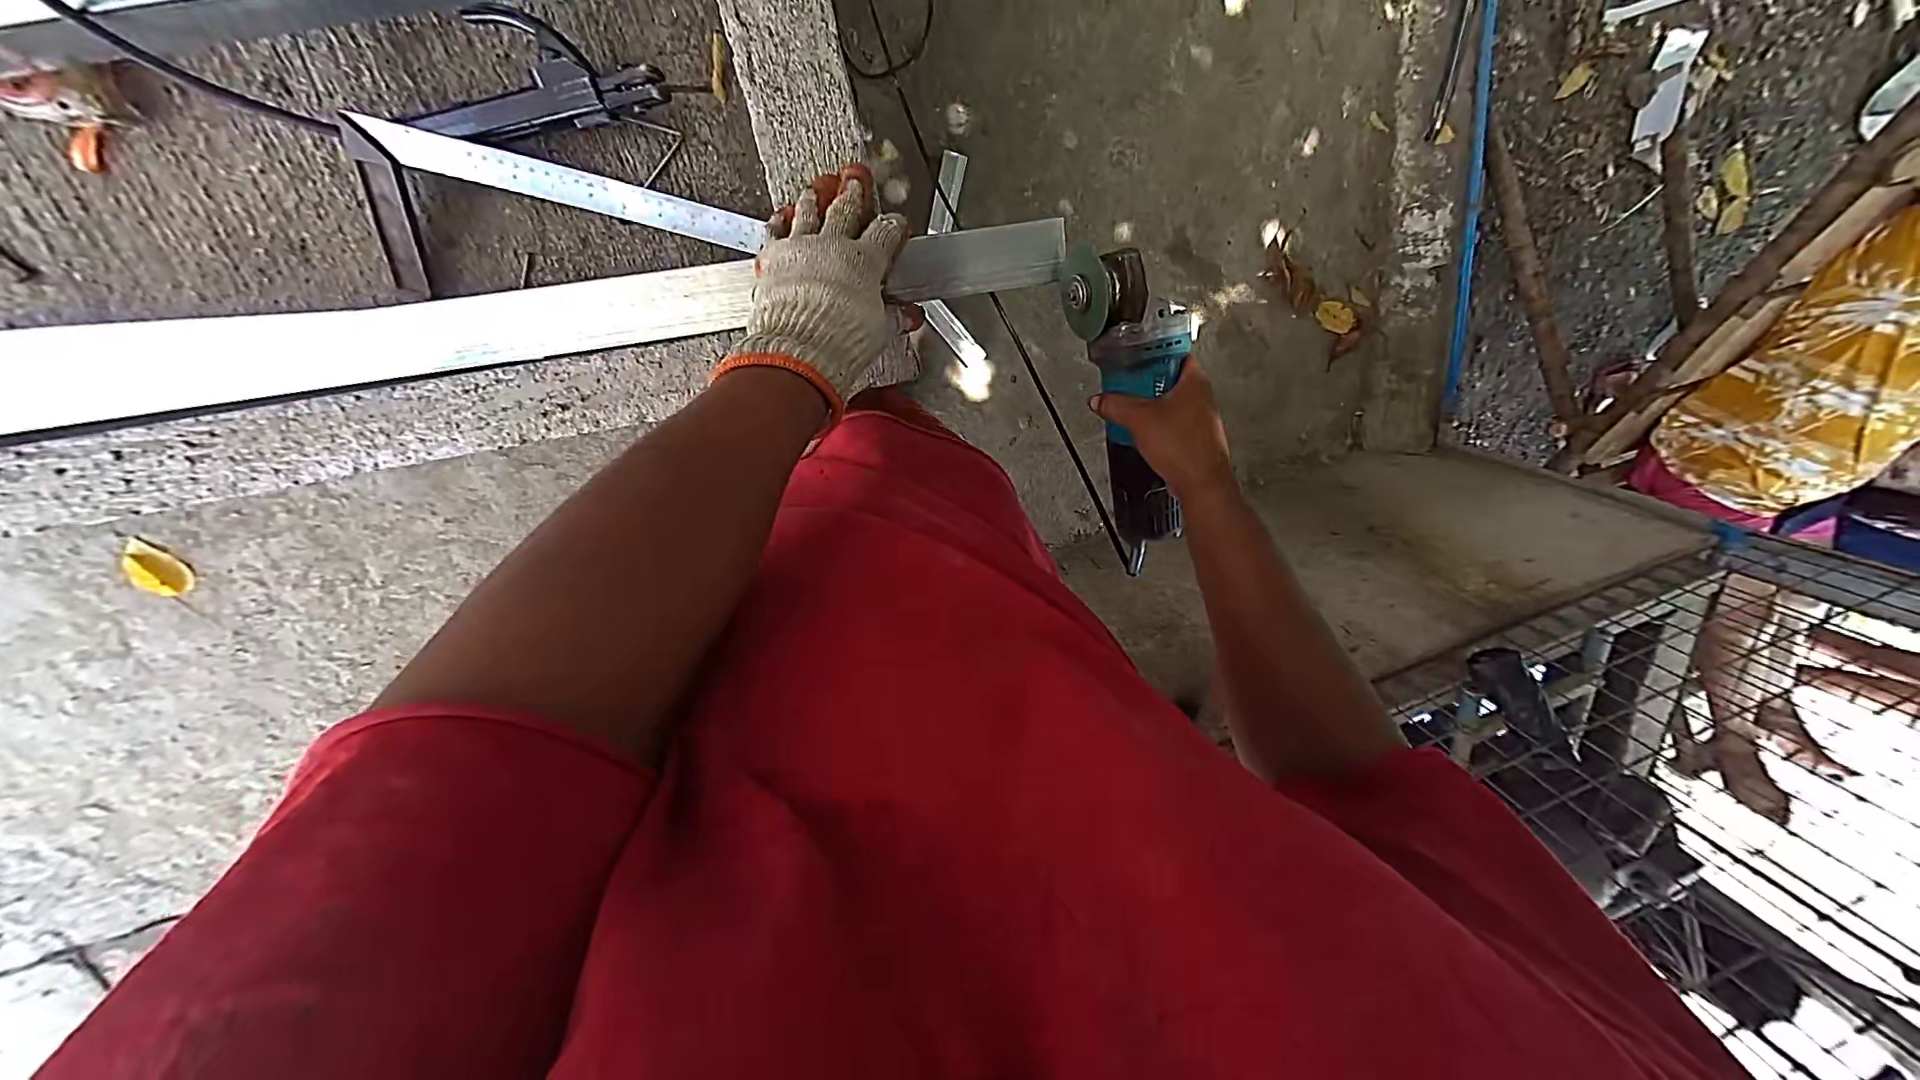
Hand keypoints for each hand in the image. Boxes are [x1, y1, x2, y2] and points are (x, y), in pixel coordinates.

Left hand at [717, 164, 910, 419]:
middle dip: (853, 194)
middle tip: (855, 180)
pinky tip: (779, 217)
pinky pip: (775, 232)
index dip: (894, 227)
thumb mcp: (879, 330)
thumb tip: (905, 316)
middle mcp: (832, 246)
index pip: (886, 232)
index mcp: (865, 260)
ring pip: (808, 213)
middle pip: (846, 210)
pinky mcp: (773, 259)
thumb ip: (892, 317)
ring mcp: (801, 249)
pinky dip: (779, 223)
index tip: (896, 225)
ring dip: (813, 199)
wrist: (800, 349)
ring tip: (815, 189)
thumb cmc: (840, 342)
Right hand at [1087, 358, 1234, 501]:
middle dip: (1148, 382)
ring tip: (1133, 410)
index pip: (1176, 353)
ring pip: (1172, 401)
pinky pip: (1173, 422)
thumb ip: (1115, 405)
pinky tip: (1144, 433)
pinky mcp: (1195, 437)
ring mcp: (1200, 418)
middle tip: (1129, 385)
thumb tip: (1100, 400)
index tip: (1138, 356)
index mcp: (1195, 381)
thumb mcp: (1138, 419)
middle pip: (1171, 378)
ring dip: (1152, 404)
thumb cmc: (1183, 447)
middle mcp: (1202, 396)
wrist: (1201, 482)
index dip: (1155, 353)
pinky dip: (1158, 423)